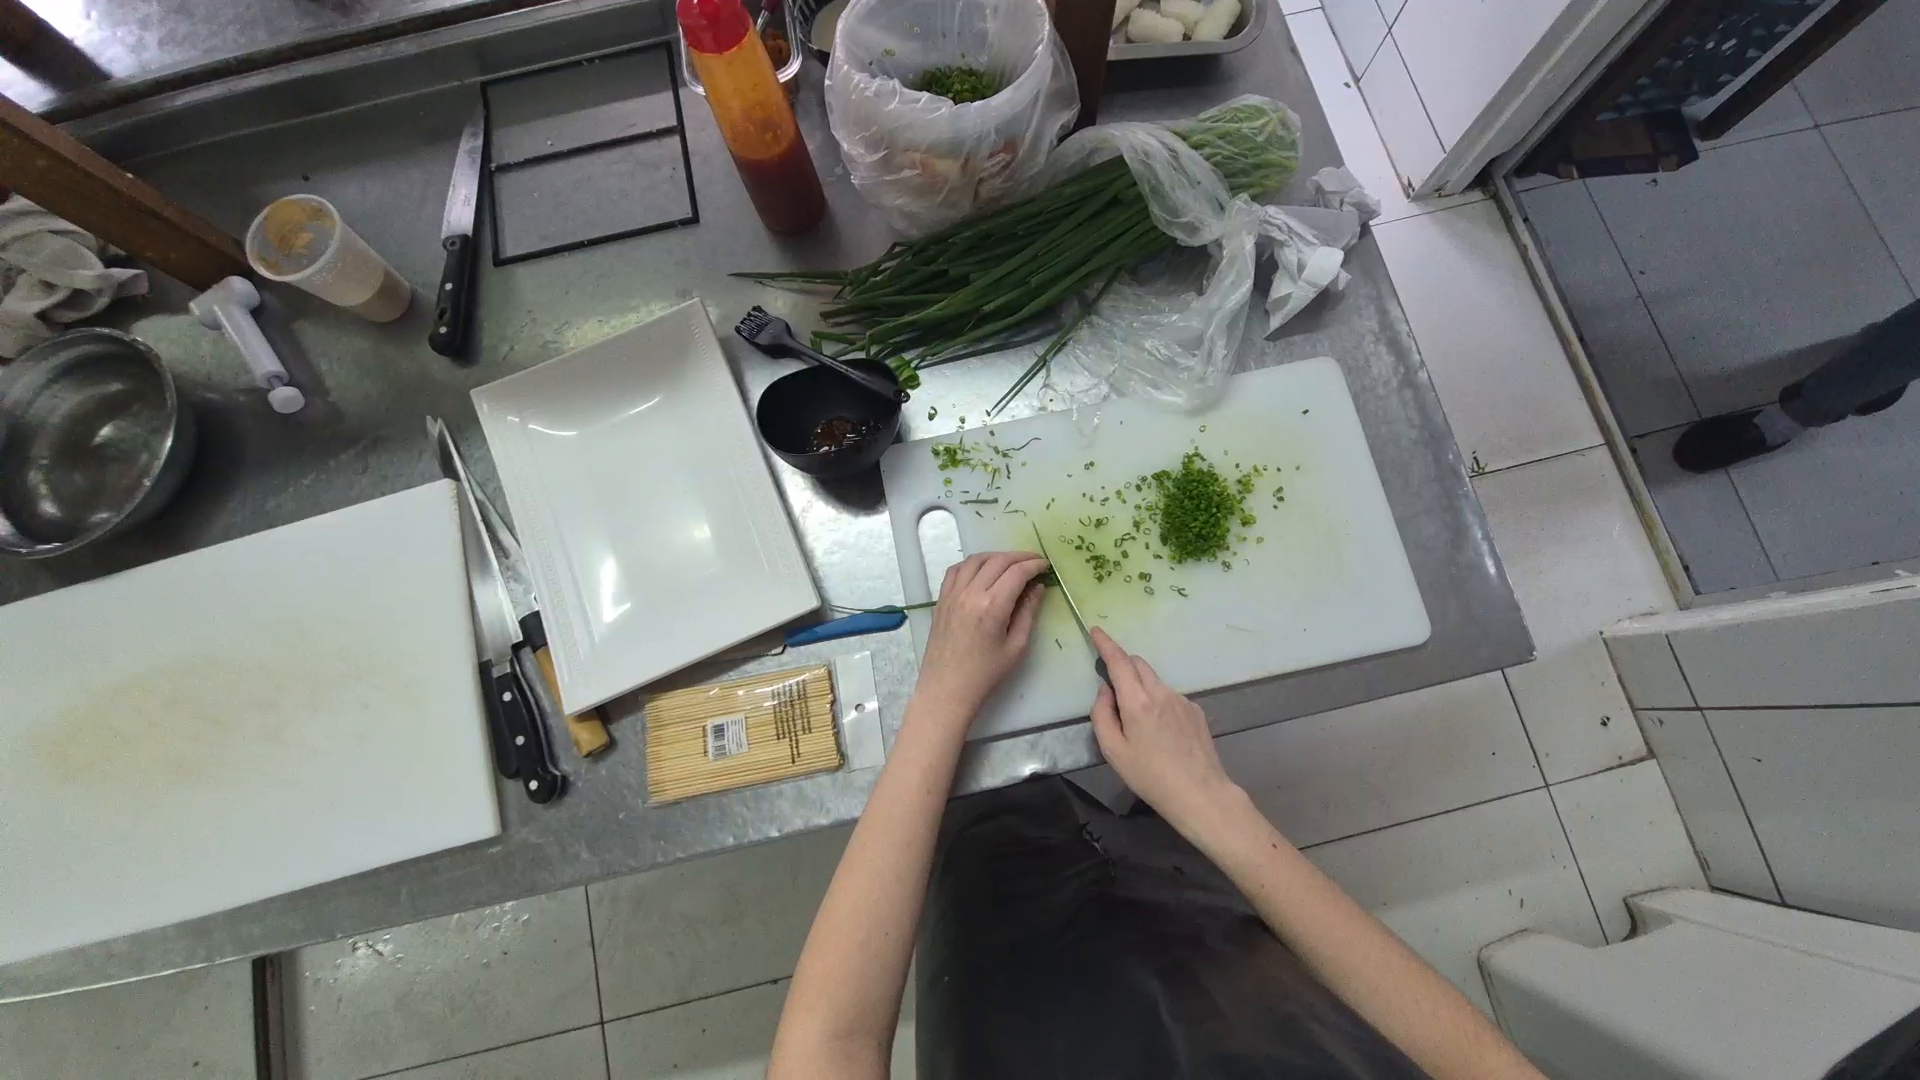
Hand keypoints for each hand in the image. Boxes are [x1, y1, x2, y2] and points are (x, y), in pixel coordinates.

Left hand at [914, 552, 1049, 716]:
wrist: (947, 688)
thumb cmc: (986, 673)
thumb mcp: (1016, 646)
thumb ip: (1028, 612)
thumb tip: (1037, 588)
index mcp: (992, 606)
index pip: (1017, 573)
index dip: (1034, 565)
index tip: (1046, 566)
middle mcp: (970, 594)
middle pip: (998, 561)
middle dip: (1019, 557)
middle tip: (1034, 562)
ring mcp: (952, 594)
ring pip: (975, 560)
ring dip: (996, 556)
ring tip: (1011, 563)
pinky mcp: (941, 599)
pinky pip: (956, 570)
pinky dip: (972, 563)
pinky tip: (983, 569)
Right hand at [1088, 626, 1241, 833]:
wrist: (1200, 793)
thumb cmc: (1150, 776)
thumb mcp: (1113, 751)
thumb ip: (1102, 714)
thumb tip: (1105, 690)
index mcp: (1138, 702)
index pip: (1119, 661)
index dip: (1106, 644)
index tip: (1096, 630)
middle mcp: (1161, 693)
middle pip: (1139, 664)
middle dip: (1122, 664)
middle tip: (1111, 683)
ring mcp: (1182, 700)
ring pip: (1155, 681)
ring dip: (1141, 686)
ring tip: (1139, 722)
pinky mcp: (1196, 710)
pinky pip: (1170, 696)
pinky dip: (1158, 701)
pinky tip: (1161, 732)